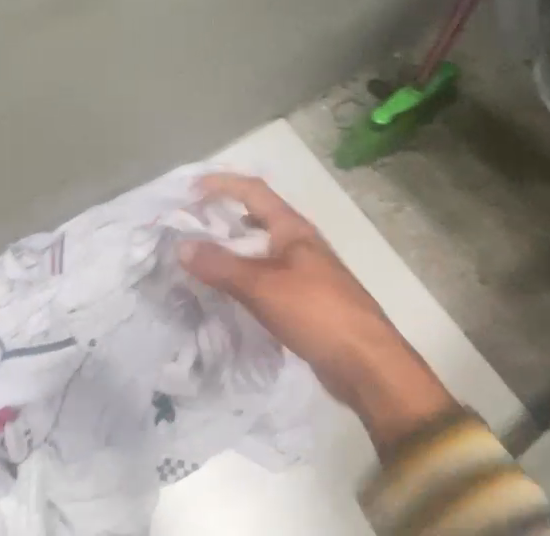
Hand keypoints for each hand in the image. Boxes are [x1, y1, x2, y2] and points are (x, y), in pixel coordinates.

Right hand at [179, 173, 456, 451]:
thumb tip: (181, 246)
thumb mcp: (261, 286)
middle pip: (258, 217)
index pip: (254, 191)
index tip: (191, 190)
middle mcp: (301, 244)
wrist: (368, 366)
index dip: (222, 184)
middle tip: (191, 224)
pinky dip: (245, 276)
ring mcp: (307, 273)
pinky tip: (231, 292)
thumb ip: (220, 265)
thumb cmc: (317, 313)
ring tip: (203, 256)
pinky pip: (268, 277)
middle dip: (225, 215)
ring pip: (263, 249)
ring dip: (234, 247)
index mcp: (293, 229)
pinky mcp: (308, 301)